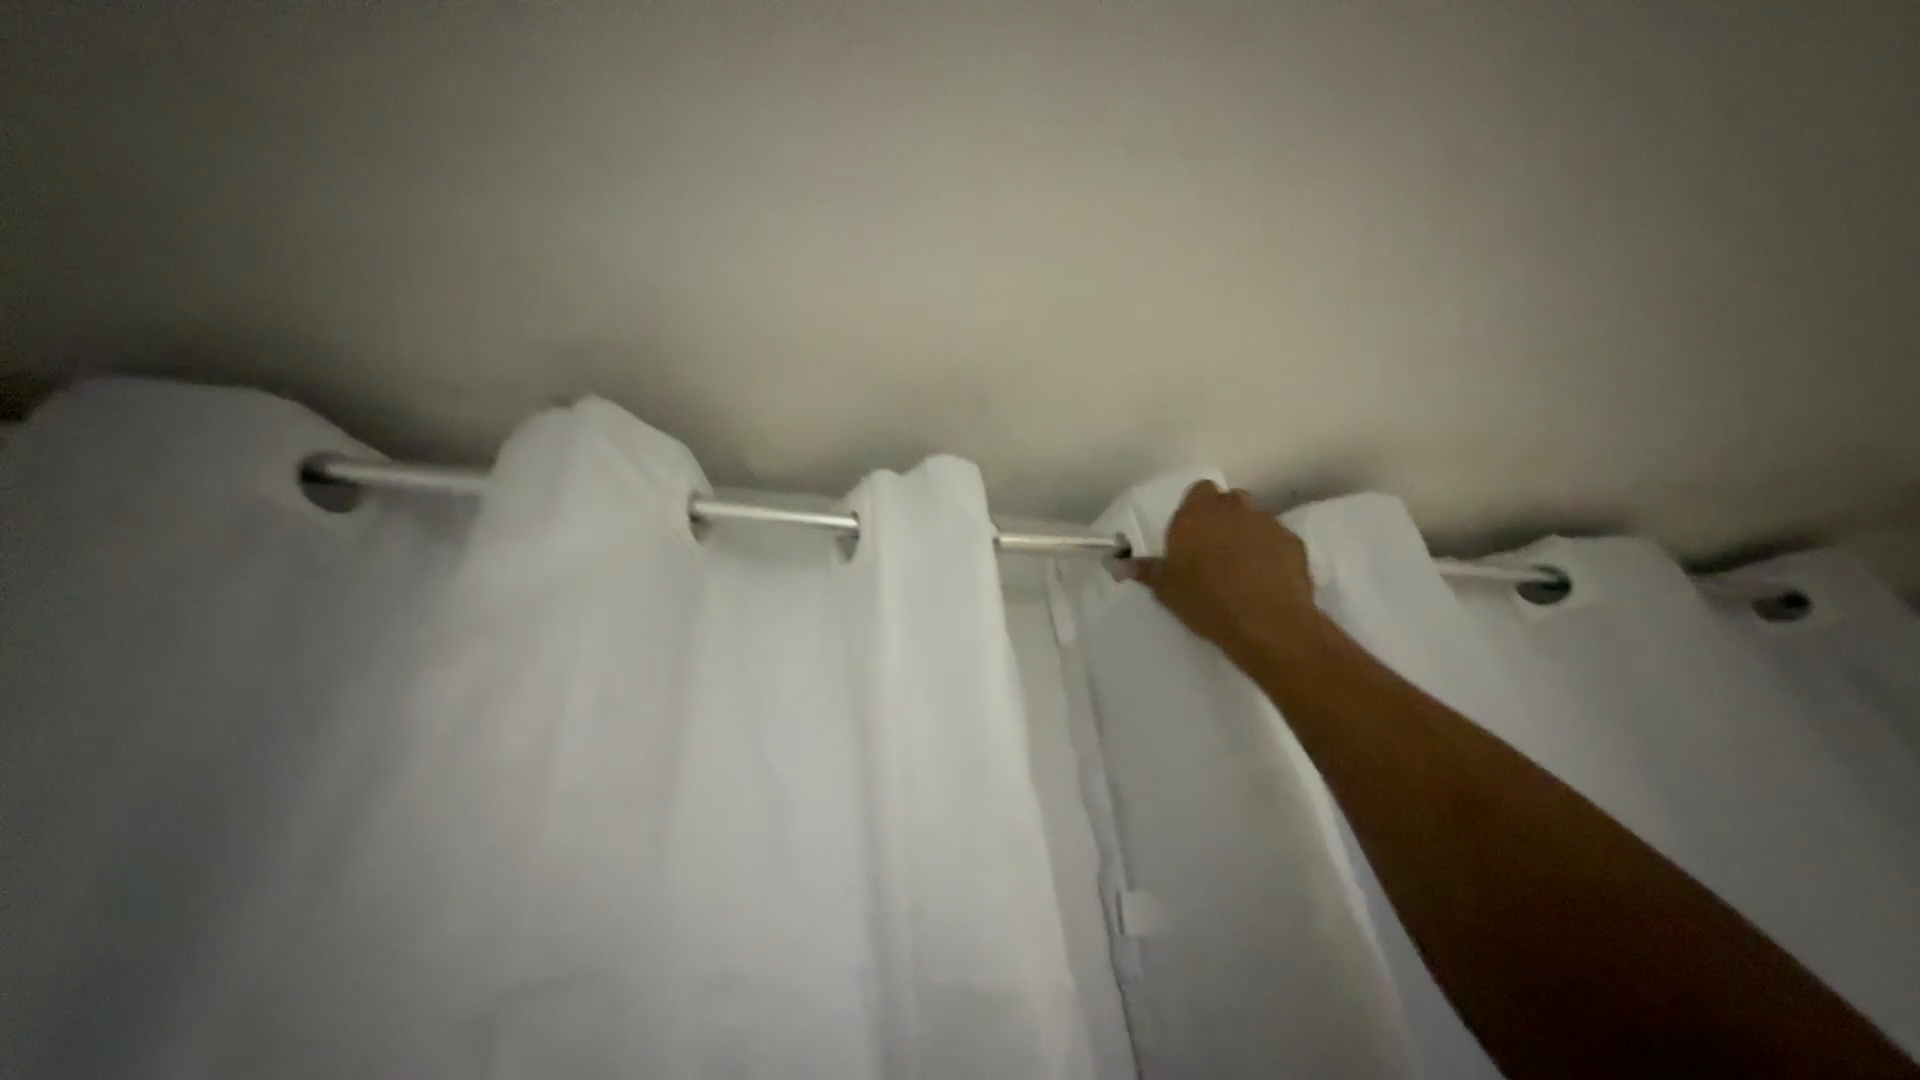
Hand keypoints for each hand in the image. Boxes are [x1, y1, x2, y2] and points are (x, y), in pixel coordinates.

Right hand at [1124, 480, 1324, 665]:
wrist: (1267, 623)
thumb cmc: (1206, 602)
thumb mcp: (1166, 590)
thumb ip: (1145, 570)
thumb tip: (1117, 565)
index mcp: (1196, 513)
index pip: (1198, 492)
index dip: (1196, 511)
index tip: (1191, 537)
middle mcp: (1233, 508)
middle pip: (1227, 502)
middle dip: (1222, 519)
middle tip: (1214, 552)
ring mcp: (1267, 522)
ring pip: (1254, 519)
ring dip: (1247, 534)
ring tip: (1243, 569)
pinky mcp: (1294, 542)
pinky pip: (1277, 540)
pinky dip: (1271, 553)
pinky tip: (1267, 580)